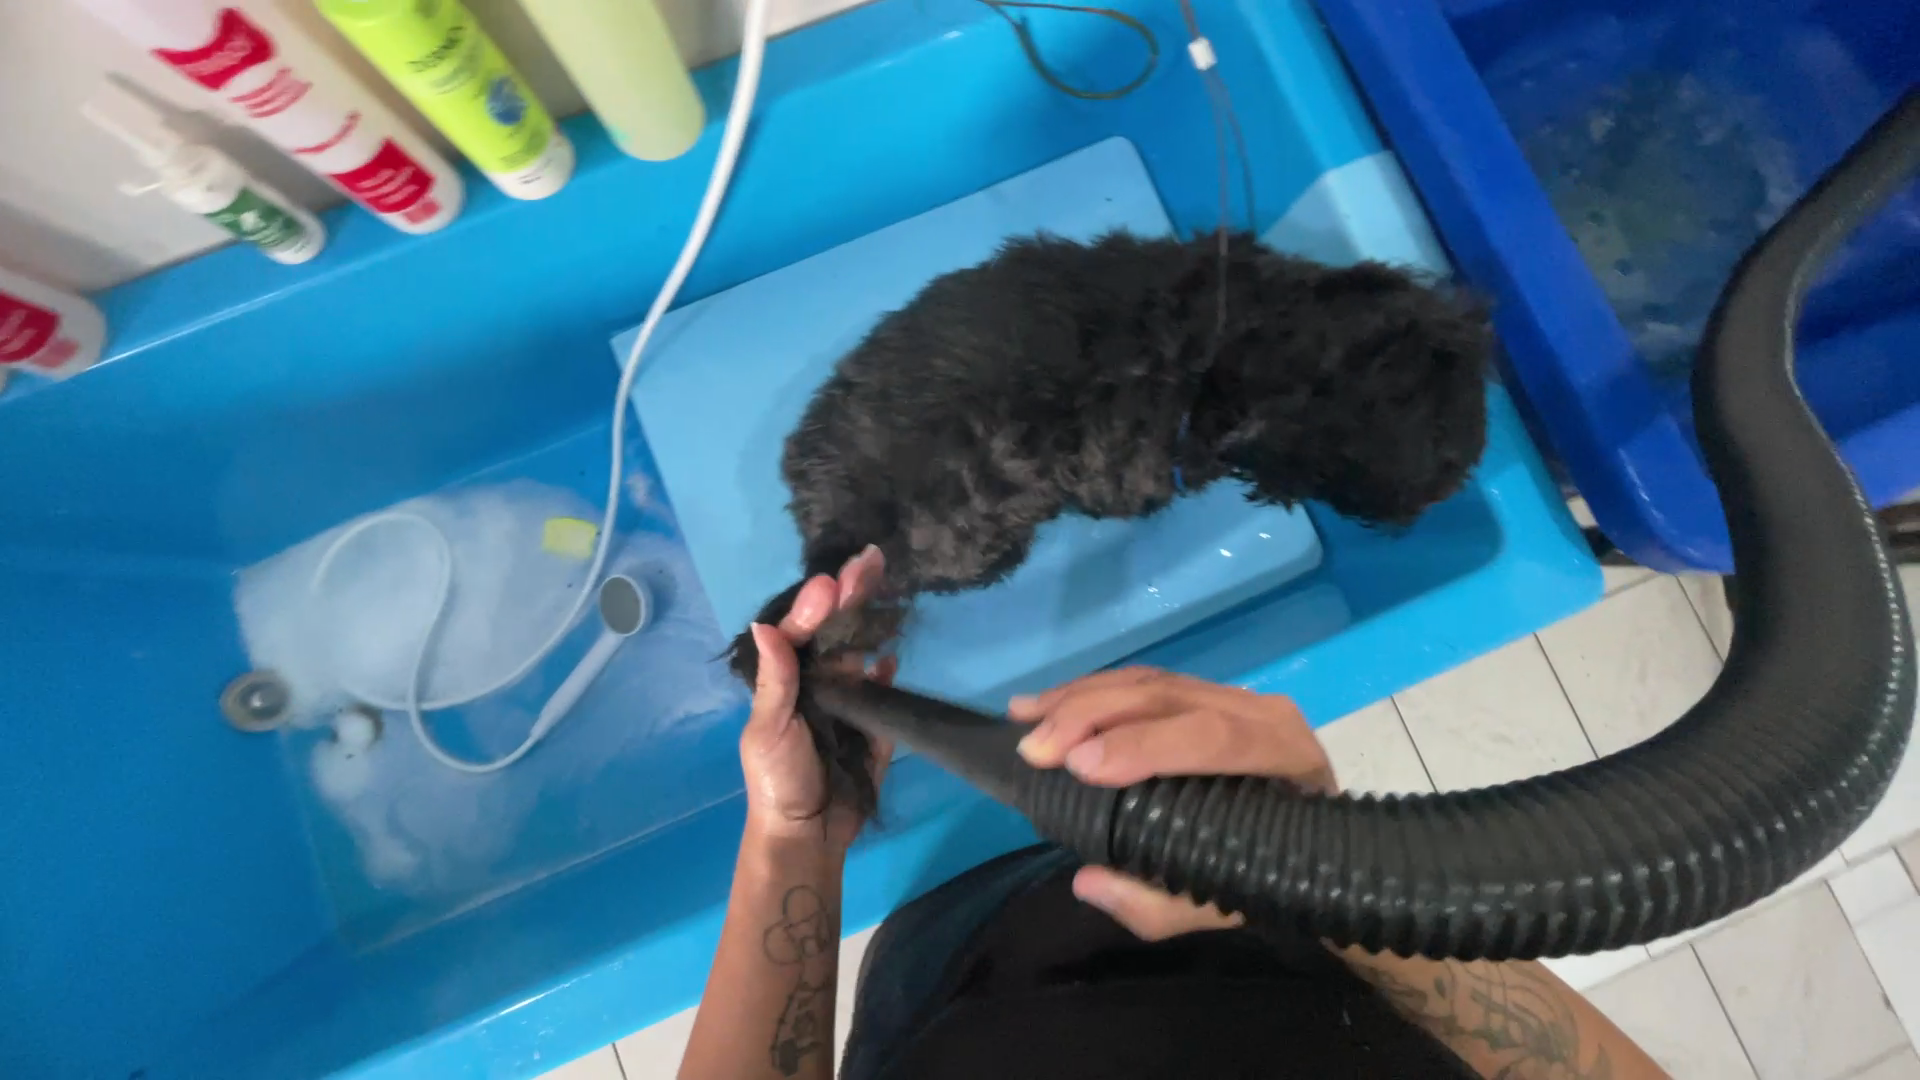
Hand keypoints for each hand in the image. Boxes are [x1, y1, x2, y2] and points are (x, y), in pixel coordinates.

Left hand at [741, 546, 894, 850]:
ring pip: (859, 647)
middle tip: (870, 558)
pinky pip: (882, 686)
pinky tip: (891, 651)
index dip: (815, 606)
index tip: (832, 582)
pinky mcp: (874, 720)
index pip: (801, 631)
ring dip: (871, 616)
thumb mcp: (768, 730)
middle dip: (850, 592)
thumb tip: (765, 626)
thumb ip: (775, 680)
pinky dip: (886, 668)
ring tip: (884, 581)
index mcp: (786, 678)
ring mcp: (847, 697)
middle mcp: (816, 678)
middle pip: (835, 628)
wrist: (809, 832)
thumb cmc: (778, 779)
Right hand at [1009, 667, 1336, 939]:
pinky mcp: (1202, 691)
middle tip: (1034, 746)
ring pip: (1148, 679)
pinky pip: (1141, 679)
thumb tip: (1088, 883)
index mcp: (1283, 757)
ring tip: (1026, 714)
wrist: (1327, 846)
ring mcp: (1230, 694)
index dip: (1143, 745)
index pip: (1212, 736)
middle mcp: (1259, 712)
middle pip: (1168, 695)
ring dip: (1080, 695)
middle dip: (1092, 714)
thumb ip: (1164, 903)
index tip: (1079, 765)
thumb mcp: (1232, 902)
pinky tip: (1051, 703)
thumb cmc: (1283, 873)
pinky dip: (1090, 690)